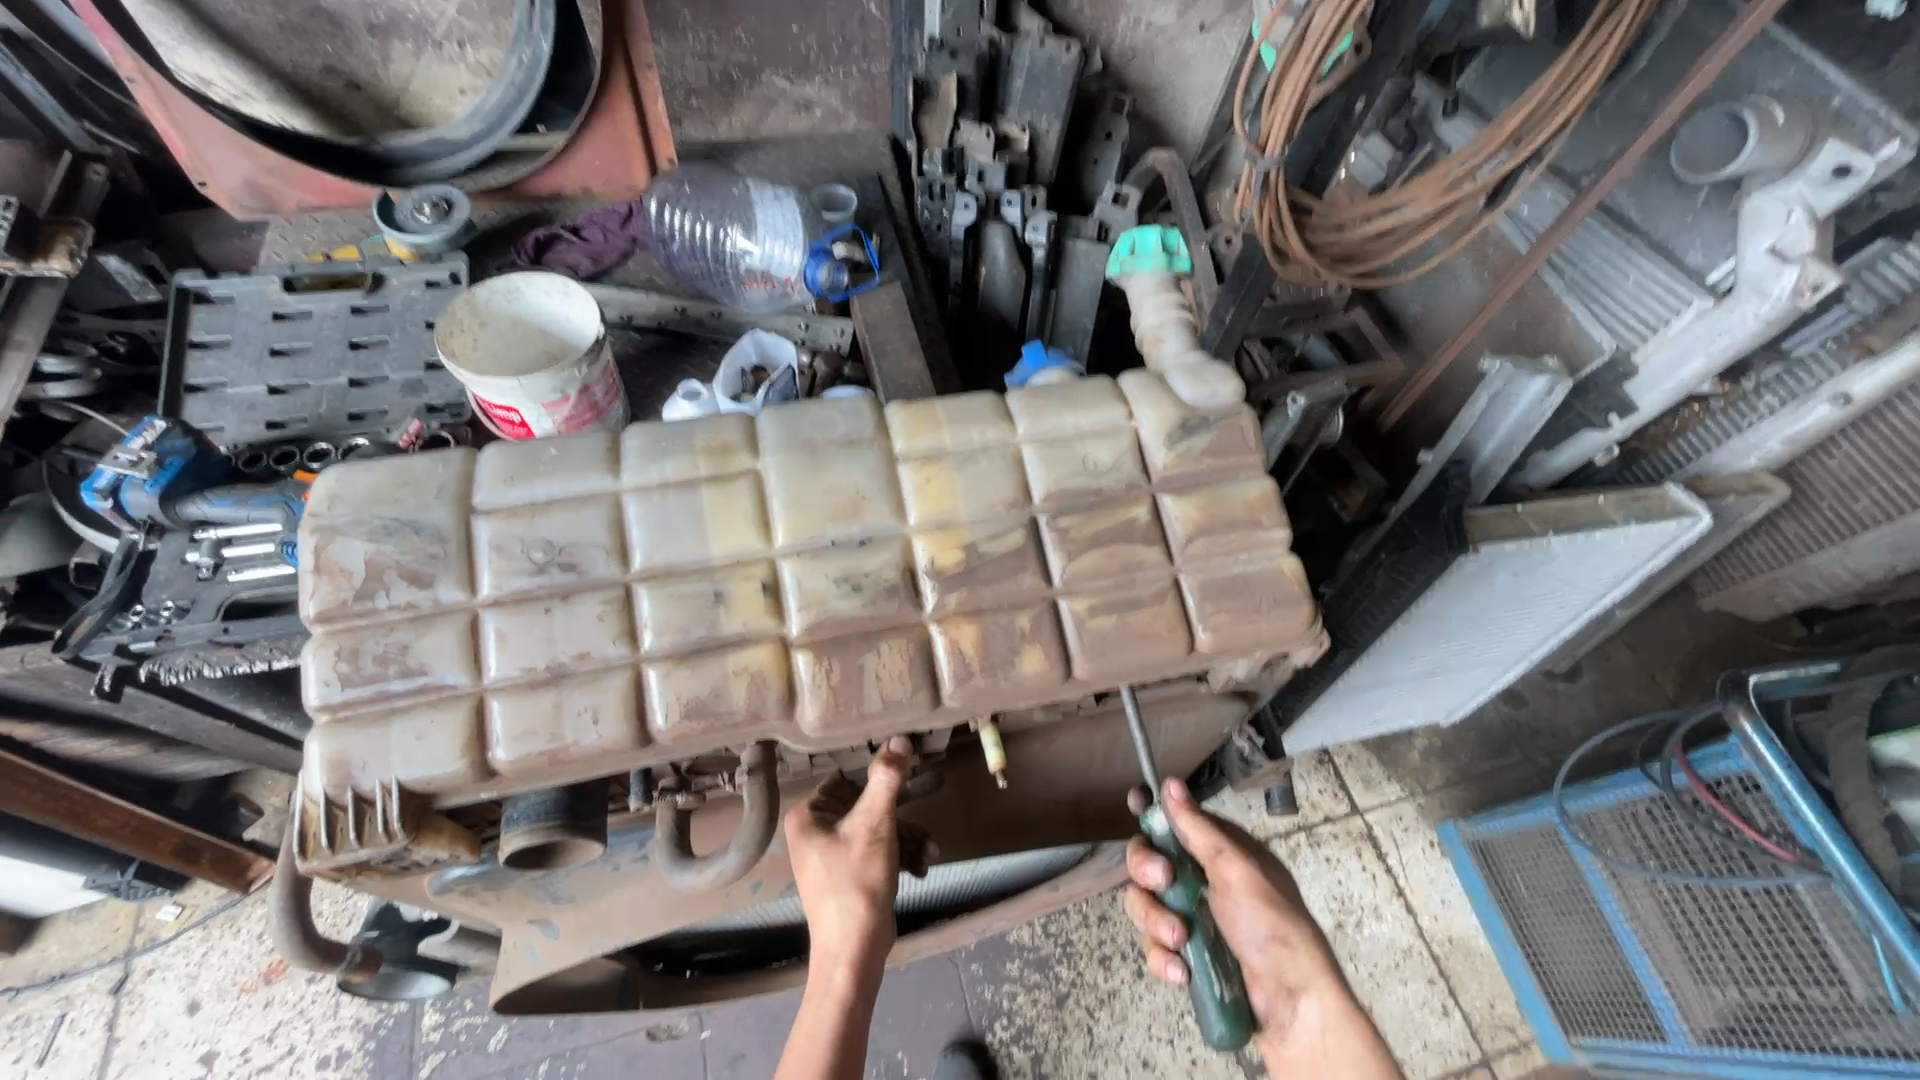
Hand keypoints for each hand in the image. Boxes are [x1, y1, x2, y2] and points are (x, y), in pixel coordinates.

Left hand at [784, 736, 932, 965]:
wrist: (854, 951)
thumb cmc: (857, 881)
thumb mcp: (876, 824)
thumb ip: (888, 779)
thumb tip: (900, 739)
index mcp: (810, 815)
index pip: (848, 776)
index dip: (880, 770)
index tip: (911, 761)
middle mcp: (816, 831)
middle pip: (868, 802)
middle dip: (904, 807)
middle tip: (936, 786)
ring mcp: (833, 855)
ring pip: (879, 828)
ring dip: (909, 837)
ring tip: (932, 852)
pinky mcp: (852, 874)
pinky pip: (880, 852)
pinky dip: (902, 856)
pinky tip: (921, 869)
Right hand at [1123, 778, 1387, 1070]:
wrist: (1293, 1007)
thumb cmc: (1273, 928)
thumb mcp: (1238, 871)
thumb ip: (1198, 830)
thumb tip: (1171, 783)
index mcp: (1221, 852)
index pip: (1176, 822)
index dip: (1153, 814)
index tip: (1133, 805)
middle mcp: (1202, 880)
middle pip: (1148, 861)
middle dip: (1148, 873)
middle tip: (1162, 882)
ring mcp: (1192, 918)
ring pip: (1145, 904)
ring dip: (1156, 921)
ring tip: (1180, 940)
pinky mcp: (1186, 955)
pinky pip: (1154, 946)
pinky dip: (1163, 958)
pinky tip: (1181, 972)